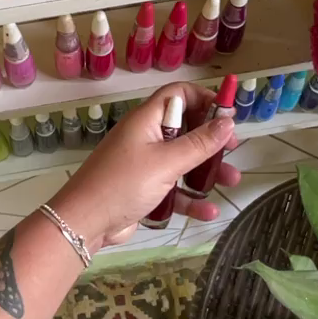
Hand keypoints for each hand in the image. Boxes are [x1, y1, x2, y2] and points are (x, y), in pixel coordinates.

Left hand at [46, 83, 241, 250]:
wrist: (84, 223)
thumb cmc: (123, 184)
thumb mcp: (166, 162)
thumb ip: (199, 143)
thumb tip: (228, 121)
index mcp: (146, 120)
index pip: (178, 95)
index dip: (204, 99)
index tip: (228, 115)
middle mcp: (145, 138)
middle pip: (185, 129)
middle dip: (211, 139)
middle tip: (233, 150)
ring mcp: (144, 165)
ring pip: (182, 162)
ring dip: (206, 171)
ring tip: (231, 181)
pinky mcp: (144, 190)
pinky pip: (173, 189)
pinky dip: (190, 199)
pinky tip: (209, 211)